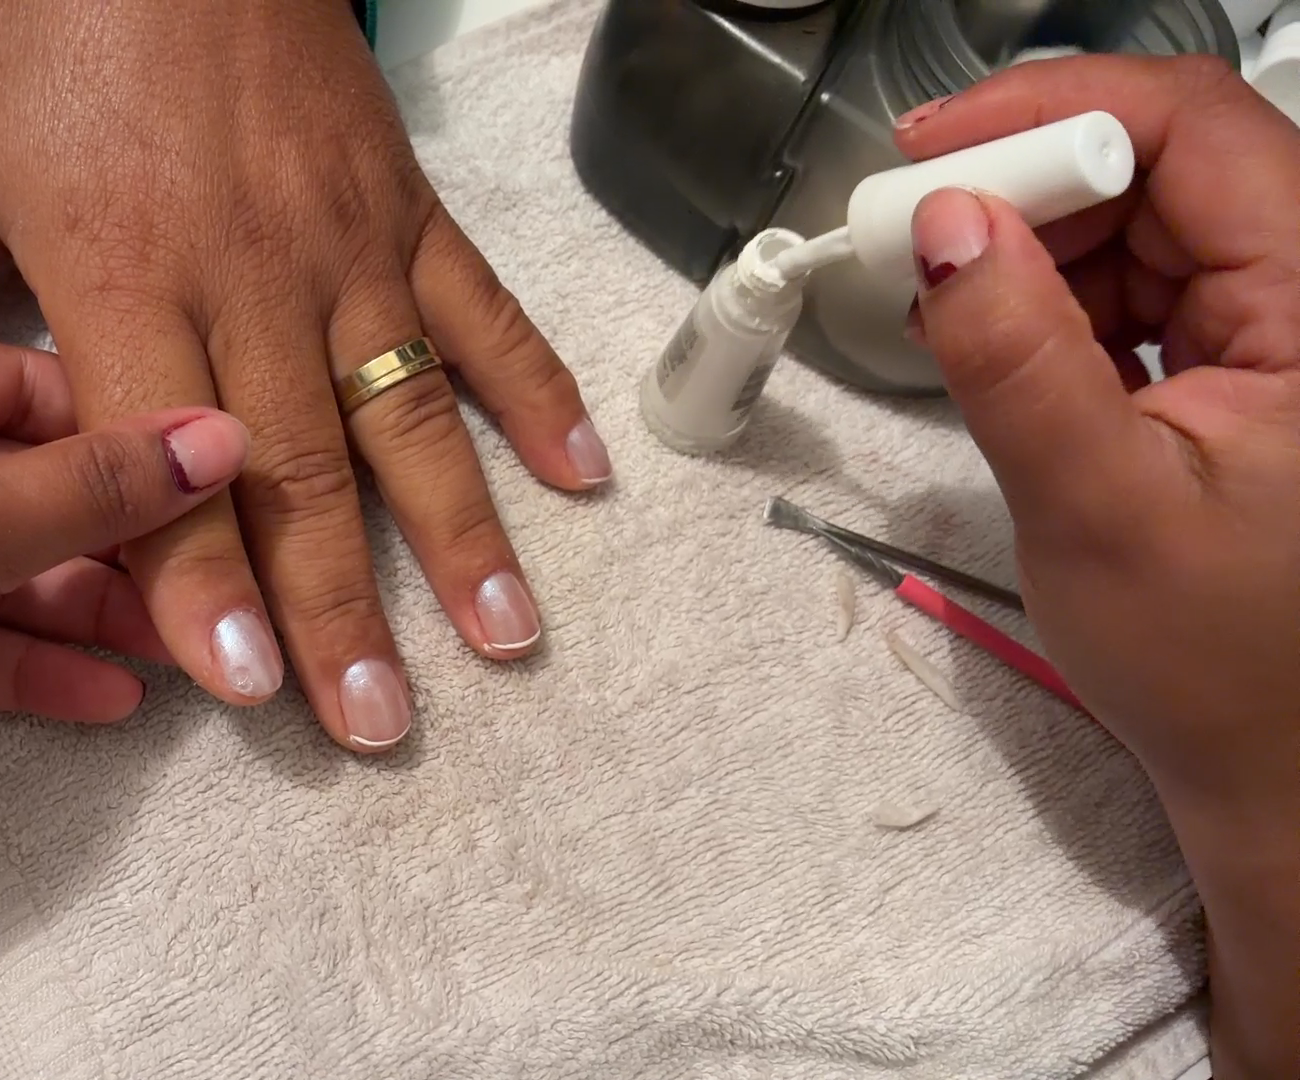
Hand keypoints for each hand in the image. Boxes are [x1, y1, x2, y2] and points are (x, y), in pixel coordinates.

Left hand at [0, 0, 610, 751]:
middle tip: (374, 721)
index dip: (203, 581)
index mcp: (124, 275)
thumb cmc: (55, 39)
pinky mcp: (412, 216)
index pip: (161, 463)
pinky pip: (485, 311)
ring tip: (504, 636)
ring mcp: (350, 249)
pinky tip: (580, 472)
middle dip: (340, 608)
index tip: (248, 685)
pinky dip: (538, 393)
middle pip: (301, 472)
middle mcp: (251, 278)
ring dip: (461, 534)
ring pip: (408, 413)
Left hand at [0, 333, 248, 1076]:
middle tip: (201, 577)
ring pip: (0, 569)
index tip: (205, 473)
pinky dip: (35, 663)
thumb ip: (98, 485)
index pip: (20, 380)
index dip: (117, 424)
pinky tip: (111, 696)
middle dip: (112, 539)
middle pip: (18, 483)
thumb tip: (225, 435)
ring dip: (85, 611)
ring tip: (173, 647)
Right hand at [899, 55, 1299, 1074]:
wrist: (1281, 757)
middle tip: (898, 233)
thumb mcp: (1088, 496)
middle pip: (1164, 168)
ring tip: (930, 296)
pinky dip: (1040, 299)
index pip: (1200, 130)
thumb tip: (937, 227)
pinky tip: (985, 333)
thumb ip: (1009, 355)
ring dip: (1023, 246)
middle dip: (1022, 183)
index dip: (1055, 111)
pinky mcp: (1222, 365)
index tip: (918, 147)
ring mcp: (1271, 327)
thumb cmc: (1208, 649)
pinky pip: (1122, 294)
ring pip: (1135, 230)